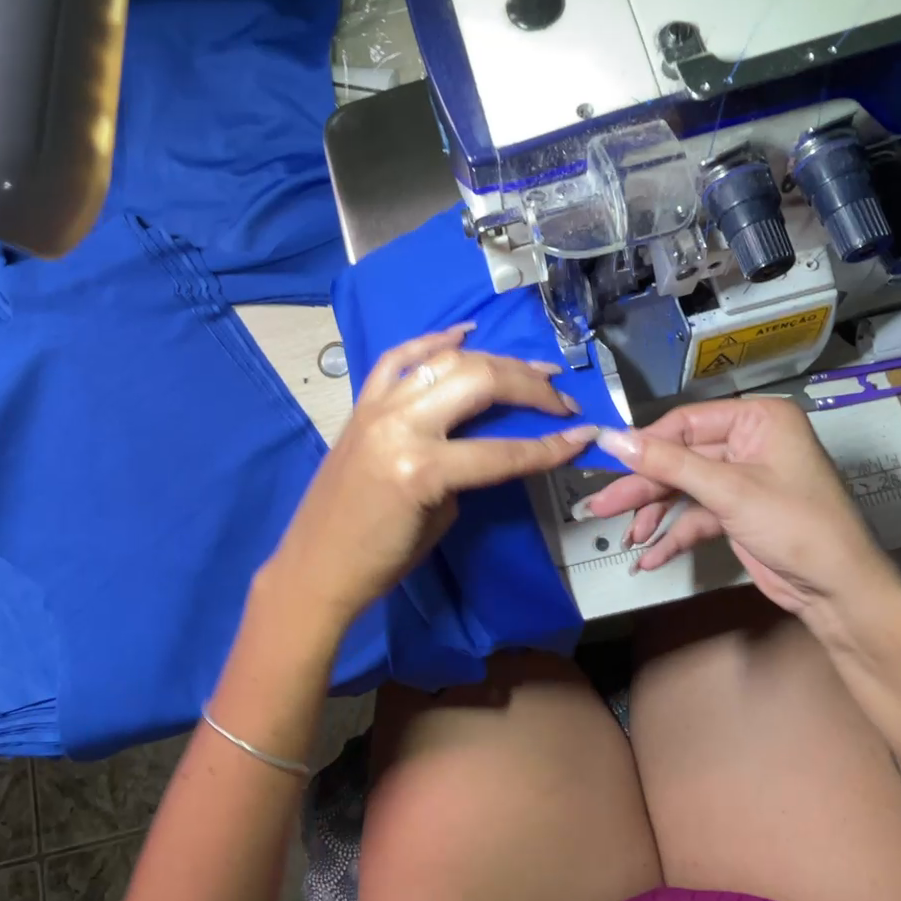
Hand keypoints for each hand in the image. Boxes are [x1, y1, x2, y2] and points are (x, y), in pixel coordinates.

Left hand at [260, 324, 597, 630]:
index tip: (585, 435)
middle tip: (562, 398)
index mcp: (422, 469)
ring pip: (446, 363)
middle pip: (479, 383)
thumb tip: (501, 439)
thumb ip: (472, 471)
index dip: (551, 446)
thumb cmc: (382, 560)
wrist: (315, 566)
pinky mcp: (361, 404)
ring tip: (533, 367)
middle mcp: (400, 426)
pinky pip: (398, 359)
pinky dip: (432, 340)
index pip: (503, 451)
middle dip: (530, 385)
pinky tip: (464, 333)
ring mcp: (377, 408)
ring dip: (495, 360)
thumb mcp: (442, 519)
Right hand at [584, 398, 900, 616]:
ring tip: (626, 537)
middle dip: (643, 487)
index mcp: (758, 420)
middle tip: (601, 506)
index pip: (685, 422)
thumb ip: (666, 464)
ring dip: (654, 514)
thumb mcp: (727, 491)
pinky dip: (674, 535)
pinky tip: (650, 557)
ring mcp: (742, 479)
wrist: (840, 592)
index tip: (605, 462)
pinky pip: (696, 516)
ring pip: (683, 489)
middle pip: (680, 458)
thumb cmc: (796, 526)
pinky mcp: (737, 512)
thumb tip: (610, 438)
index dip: (645, 444)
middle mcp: (749, 442)